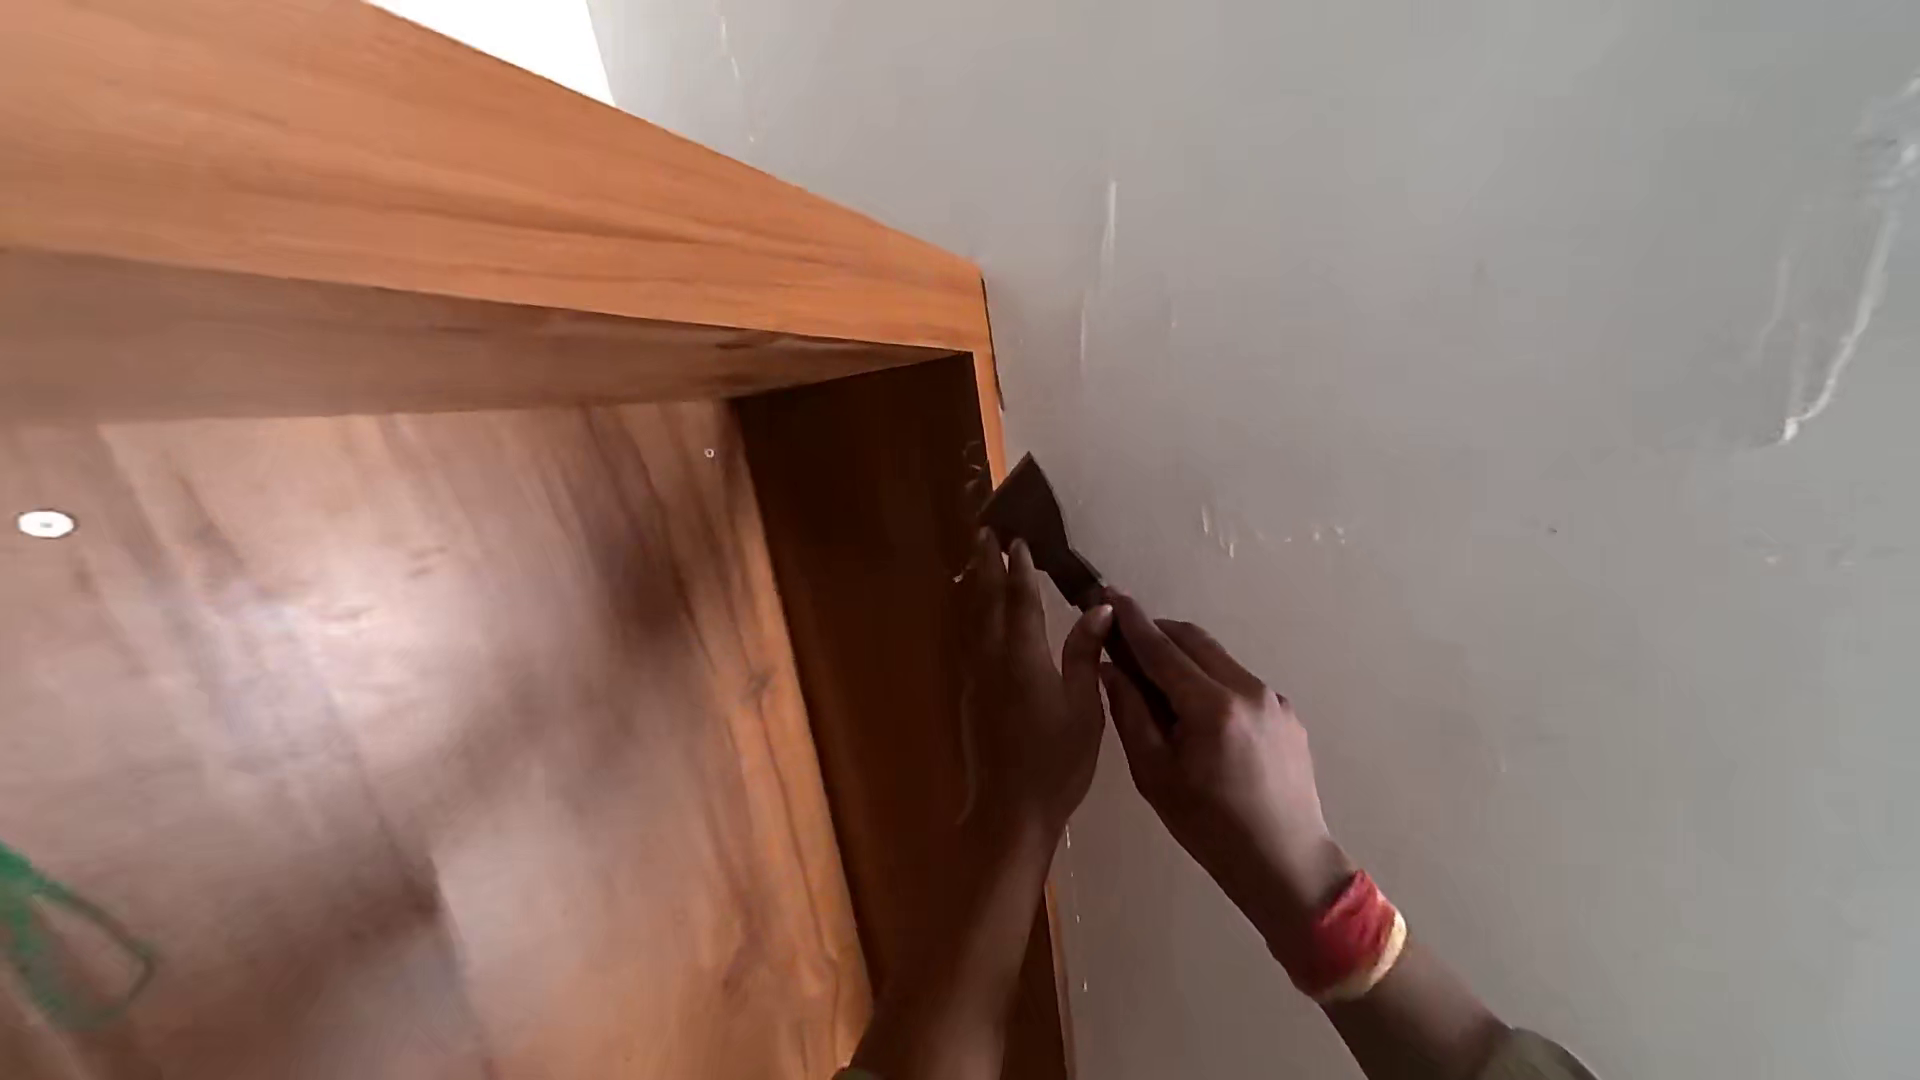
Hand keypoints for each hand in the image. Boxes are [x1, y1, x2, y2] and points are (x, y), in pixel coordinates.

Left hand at [958, 528, 1112, 838]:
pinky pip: (969, 639)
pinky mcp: (970, 694)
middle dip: (986, 564)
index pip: (1021, 600)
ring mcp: (976, 675)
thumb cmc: (1056, 760)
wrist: (1008, 808)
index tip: (1017, 541)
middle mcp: (992, 657)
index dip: (1020, 568)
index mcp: (1024, 657)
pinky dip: (971, 615)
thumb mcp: (1083, 707)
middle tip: (984, 533)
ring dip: (974, 586)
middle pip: (986, 600)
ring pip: (971, 618)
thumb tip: (1099, 610)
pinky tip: (975, 616)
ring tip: (975, 562)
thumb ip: (1085, 654)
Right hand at [1098, 591, 1353, 943]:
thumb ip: (1129, 712)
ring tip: (1156, 679)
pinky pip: (1236, 678)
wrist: (1287, 866)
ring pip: (1216, 656)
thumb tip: (1110, 667)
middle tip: (1125, 642)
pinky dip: (1207, 677)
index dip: (1132, 620)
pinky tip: (1194, 709)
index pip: (1161, 648)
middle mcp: (1247, 689)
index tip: (1110, 593)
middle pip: (1193, 639)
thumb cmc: (1209, 826)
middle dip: (1156, 631)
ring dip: (1182, 654)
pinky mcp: (1285, 712)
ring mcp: (1272, 699)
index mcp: (1211, 707)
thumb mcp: (1154, 773)